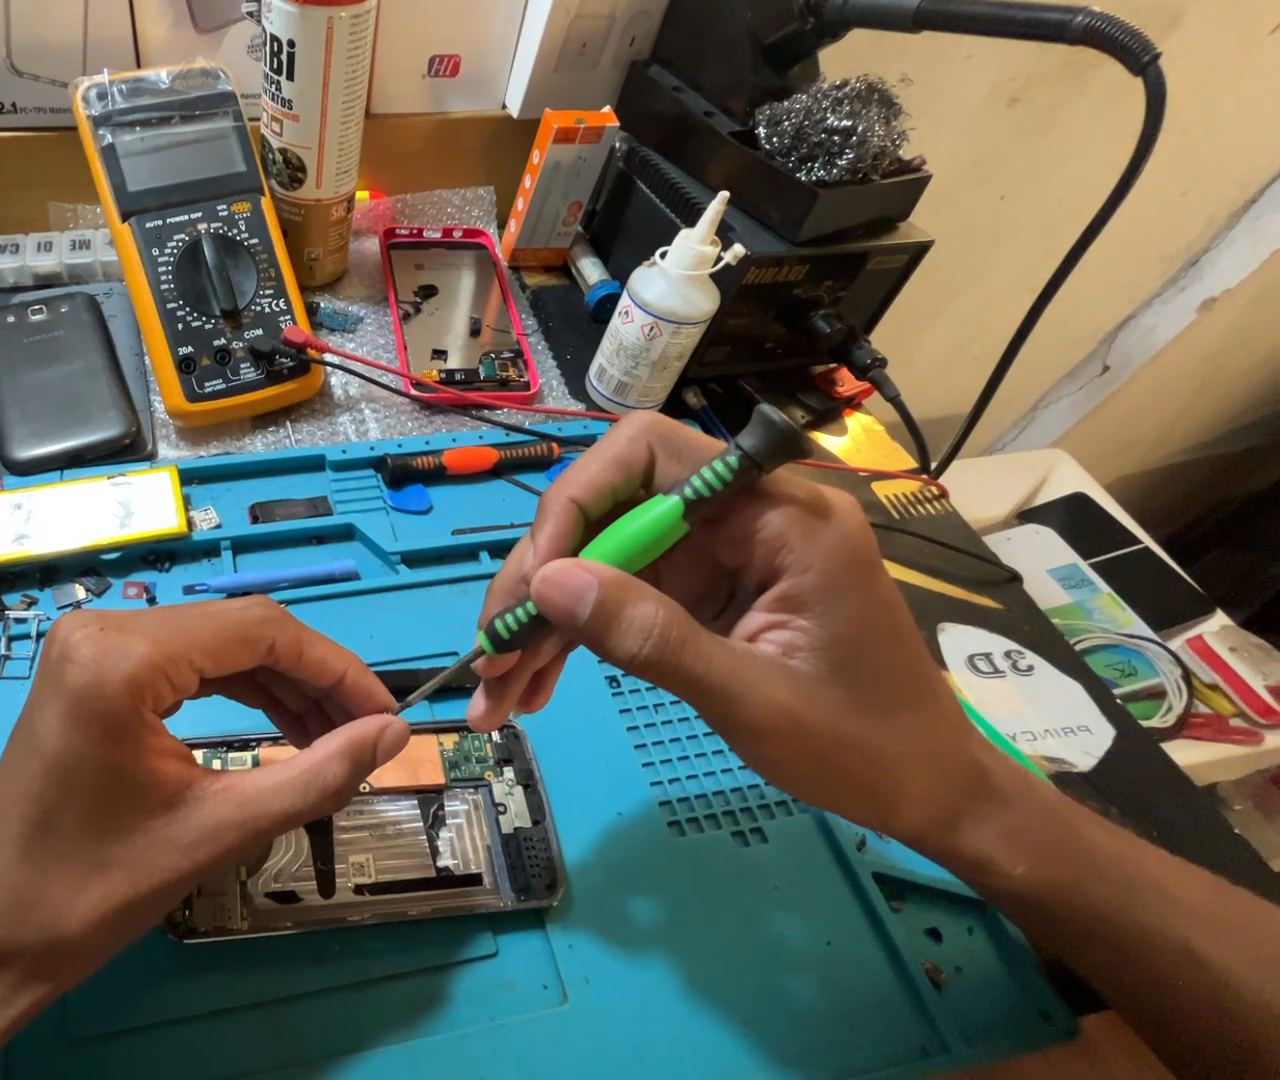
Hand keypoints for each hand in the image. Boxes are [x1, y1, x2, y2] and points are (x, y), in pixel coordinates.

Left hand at [0, 597, 407, 1002]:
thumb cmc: (97, 889)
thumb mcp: (220, 829)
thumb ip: (318, 773)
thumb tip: (393, 733)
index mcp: (125, 656)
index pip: (261, 630)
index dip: (336, 668)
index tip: (387, 711)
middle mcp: (105, 627)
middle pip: (241, 629)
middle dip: (313, 677)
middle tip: (366, 728)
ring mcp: (94, 644)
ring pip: (218, 643)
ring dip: (281, 683)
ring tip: (333, 733)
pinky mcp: (94, 667)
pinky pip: (186, 662)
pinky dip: (239, 689)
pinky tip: (283, 721)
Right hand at [468, 412, 1021, 846]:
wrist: (923, 791)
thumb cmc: (864, 745)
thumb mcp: (750, 698)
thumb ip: (649, 636)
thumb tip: (548, 583)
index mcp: (776, 514)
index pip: (648, 453)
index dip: (577, 501)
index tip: (539, 576)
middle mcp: (735, 517)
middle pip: (604, 512)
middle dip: (539, 580)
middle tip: (492, 651)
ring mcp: (709, 555)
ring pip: (594, 559)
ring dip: (540, 621)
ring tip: (498, 689)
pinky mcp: (692, 591)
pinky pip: (611, 598)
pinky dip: (568, 640)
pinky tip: (533, 685)